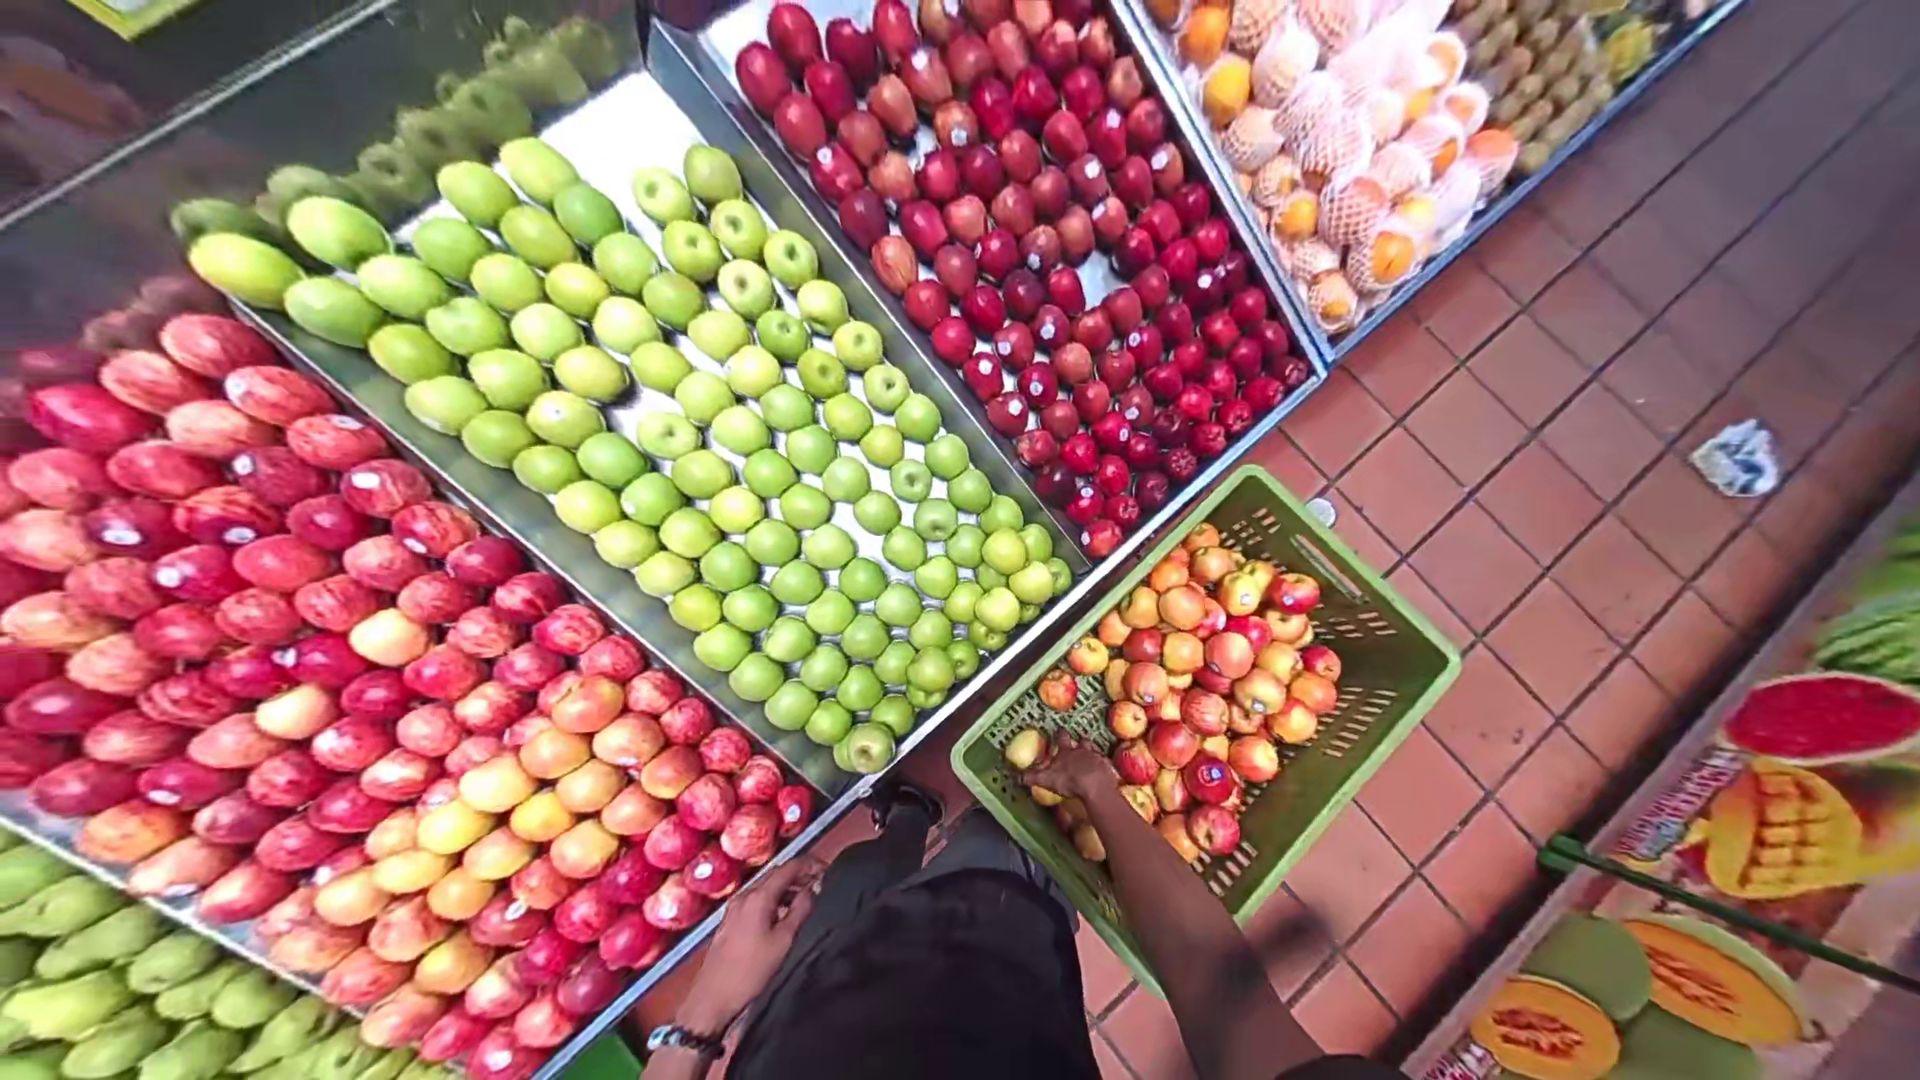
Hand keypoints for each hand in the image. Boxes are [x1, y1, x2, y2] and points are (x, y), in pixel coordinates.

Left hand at [672, 855, 821, 1034]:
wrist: (710, 1000)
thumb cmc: (751, 971)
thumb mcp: (783, 941)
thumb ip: (801, 910)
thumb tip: (813, 889)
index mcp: (759, 896)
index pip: (789, 867)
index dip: (810, 864)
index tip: (827, 869)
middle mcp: (745, 895)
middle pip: (776, 873)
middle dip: (799, 874)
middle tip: (818, 883)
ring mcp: (734, 907)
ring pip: (766, 886)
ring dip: (786, 887)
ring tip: (804, 898)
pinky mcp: (730, 920)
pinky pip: (756, 899)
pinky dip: (774, 898)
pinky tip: (782, 914)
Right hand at [1019, 734, 1117, 801]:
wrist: (1095, 786)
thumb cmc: (1069, 780)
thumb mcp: (1046, 779)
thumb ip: (1032, 777)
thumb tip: (1017, 776)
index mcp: (1067, 751)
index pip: (1062, 738)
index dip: (1060, 734)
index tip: (1059, 729)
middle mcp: (1082, 750)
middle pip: (1081, 741)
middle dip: (1079, 741)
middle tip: (1078, 742)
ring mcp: (1096, 757)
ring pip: (1094, 749)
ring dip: (1092, 751)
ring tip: (1091, 754)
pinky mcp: (1107, 767)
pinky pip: (1105, 763)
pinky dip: (1103, 765)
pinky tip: (1104, 770)